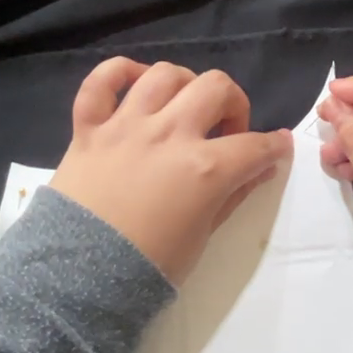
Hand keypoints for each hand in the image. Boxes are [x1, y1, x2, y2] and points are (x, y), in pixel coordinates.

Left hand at [50, 58, 291, 283]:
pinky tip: (134, 83)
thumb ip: (234, 193)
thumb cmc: (148, 266)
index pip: (254, 144)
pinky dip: (118, 73)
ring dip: (184, 85)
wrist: (77, 279)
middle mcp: (168, 134)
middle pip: (215, 88)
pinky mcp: (88, 128)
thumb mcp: (203, 234)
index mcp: (203, 168)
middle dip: (233, 103)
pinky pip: (100, 82)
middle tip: (225, 131)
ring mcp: (125, 126)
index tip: (275, 147)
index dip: (273, 145)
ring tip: (183, 107)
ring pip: (164, 75)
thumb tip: (263, 166)